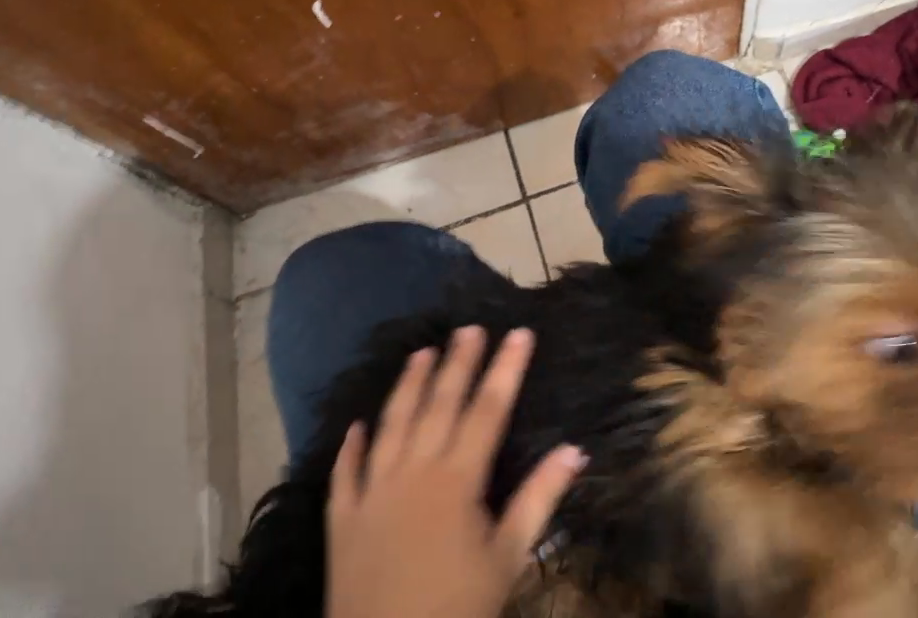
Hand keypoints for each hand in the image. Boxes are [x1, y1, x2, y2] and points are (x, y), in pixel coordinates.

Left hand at [325, 326, 585, 617]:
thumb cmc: (457, 606)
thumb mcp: (508, 558)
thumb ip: (539, 499)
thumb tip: (574, 449)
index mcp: (457, 480)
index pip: (487, 410)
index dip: (505, 369)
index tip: (519, 332)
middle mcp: (413, 473)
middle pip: (439, 406)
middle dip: (458, 363)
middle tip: (469, 327)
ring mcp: (372, 493)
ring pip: (392, 425)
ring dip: (408, 387)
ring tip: (421, 352)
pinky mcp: (343, 520)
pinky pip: (345, 472)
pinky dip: (351, 445)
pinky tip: (356, 423)